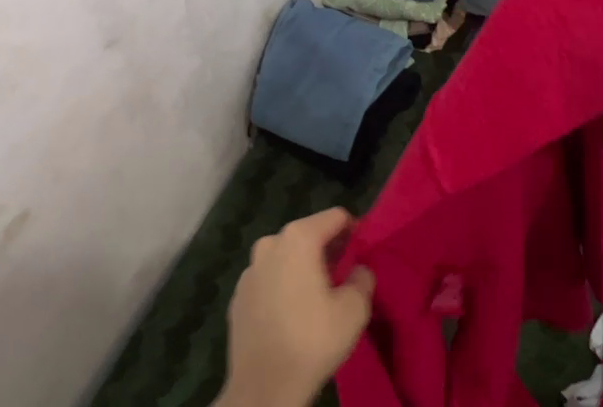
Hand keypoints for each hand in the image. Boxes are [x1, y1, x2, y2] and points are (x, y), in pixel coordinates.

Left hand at [216, 208, 374, 406]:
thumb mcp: (353, 310)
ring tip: (319, 298)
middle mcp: (269, 244)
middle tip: (345, 276)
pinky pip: (268, 280)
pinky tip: (292, 315)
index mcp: (298, 238)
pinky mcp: (238, 295)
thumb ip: (363, 279)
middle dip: (328, 251)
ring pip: (285, 258)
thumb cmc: (312, 340)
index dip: (353, 230)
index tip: (363, 251)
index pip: (334, 217)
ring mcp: (249, 270)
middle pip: (307, 235)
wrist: (264, 386)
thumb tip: (360, 269)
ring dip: (303, 269)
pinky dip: (282, 287)